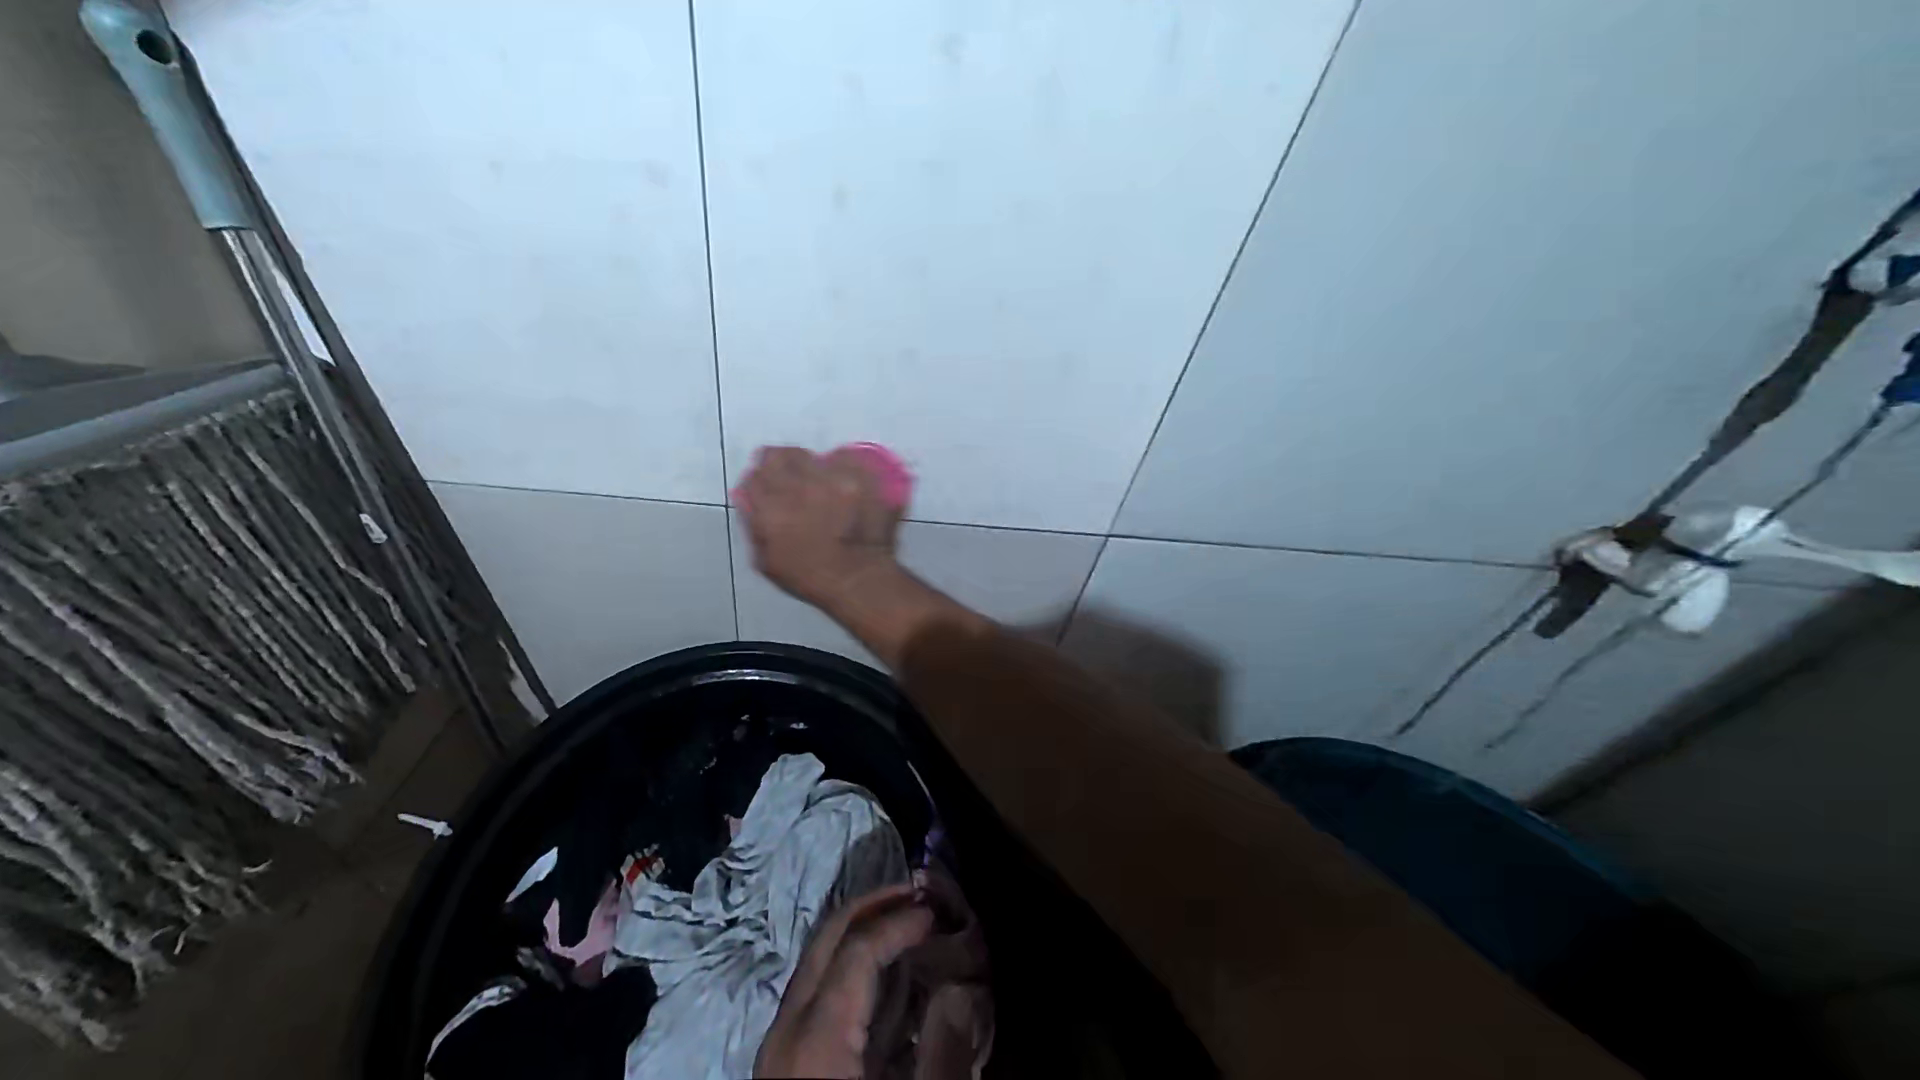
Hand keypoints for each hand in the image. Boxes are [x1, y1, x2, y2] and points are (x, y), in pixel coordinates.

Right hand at [736, 446, 905, 611]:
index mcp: (773, 509)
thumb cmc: (812, 578)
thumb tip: (750, 499)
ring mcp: (835, 479)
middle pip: (778, 455)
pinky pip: (845, 459)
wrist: (862, 580)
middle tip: (789, 480)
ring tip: (820, 486)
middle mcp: (801, 486)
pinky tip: (844, 485)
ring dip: (810, 468)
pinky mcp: (863, 477)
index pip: (754, 477)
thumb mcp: (767, 562)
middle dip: (779, 466)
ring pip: (811, 455)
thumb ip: (754, 525)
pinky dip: (841, 468)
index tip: (766, 491)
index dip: (759, 484)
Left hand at [755, 884, 932, 1078]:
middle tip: (917, 896)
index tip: (933, 912)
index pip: (857, 949)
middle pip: (827, 938)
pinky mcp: (779, 1057)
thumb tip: (962, 992)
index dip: (899, 922)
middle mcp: (787, 1026)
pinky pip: (811, 989)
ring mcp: (776, 1041)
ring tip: (902, 923)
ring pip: (815, 959)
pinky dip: (845, 964)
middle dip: (873, 907)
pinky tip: (878, 975)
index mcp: (818, 1036)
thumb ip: (942, 1054)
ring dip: (859, 932)